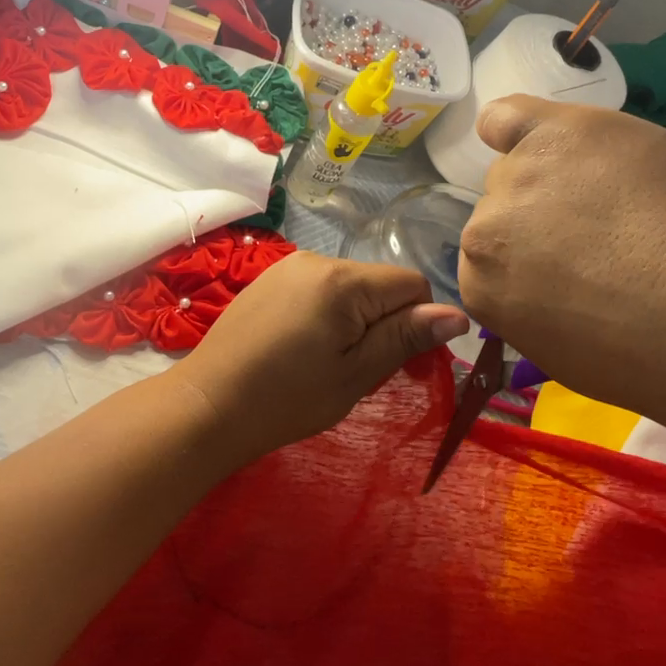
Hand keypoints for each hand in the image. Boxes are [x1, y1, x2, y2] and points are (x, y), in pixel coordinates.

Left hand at [172, 252, 469, 464]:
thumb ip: (405, 337)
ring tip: (327, 363)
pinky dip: (325, 316)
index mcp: (343, 279)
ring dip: (354, 320)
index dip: (418, 324)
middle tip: (360, 371)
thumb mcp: (356, 373)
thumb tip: (457, 315)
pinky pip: (317, 291)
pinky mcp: (267, 281)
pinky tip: (301, 350)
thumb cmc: (288, 398)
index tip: (401, 366)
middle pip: (378, 285)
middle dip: (384, 323)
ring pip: (348, 289)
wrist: (208, 405)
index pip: (411, 285)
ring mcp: (287, 268)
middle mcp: (316, 260)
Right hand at [458, 95, 665, 385]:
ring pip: (524, 168)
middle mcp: (484, 229)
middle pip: (503, 212)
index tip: (573, 272)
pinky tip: (550, 135)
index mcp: (481, 289)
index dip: (532, 266)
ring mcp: (519, 176)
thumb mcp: (571, 358)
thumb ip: (536, 314)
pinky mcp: (558, 132)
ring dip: (558, 178)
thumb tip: (550, 296)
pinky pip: (512, 117)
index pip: (491, 265)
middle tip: (604, 237)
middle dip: (543, 222)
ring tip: (621, 195)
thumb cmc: (654, 356)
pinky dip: (519, 124)